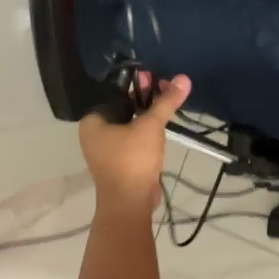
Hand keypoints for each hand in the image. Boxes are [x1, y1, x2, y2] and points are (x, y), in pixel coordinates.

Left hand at [79, 74, 190, 217]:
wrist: (130, 203)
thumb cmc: (132, 159)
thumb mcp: (151, 126)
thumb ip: (166, 101)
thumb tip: (184, 78)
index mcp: (93, 122)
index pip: (116, 93)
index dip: (137, 83)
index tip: (156, 76)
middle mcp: (96, 134)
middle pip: (124, 107)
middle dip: (146, 98)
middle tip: (167, 87)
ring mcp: (107, 150)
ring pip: (130, 124)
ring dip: (149, 115)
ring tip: (169, 102)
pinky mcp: (121, 162)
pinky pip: (134, 139)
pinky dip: (147, 131)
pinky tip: (164, 125)